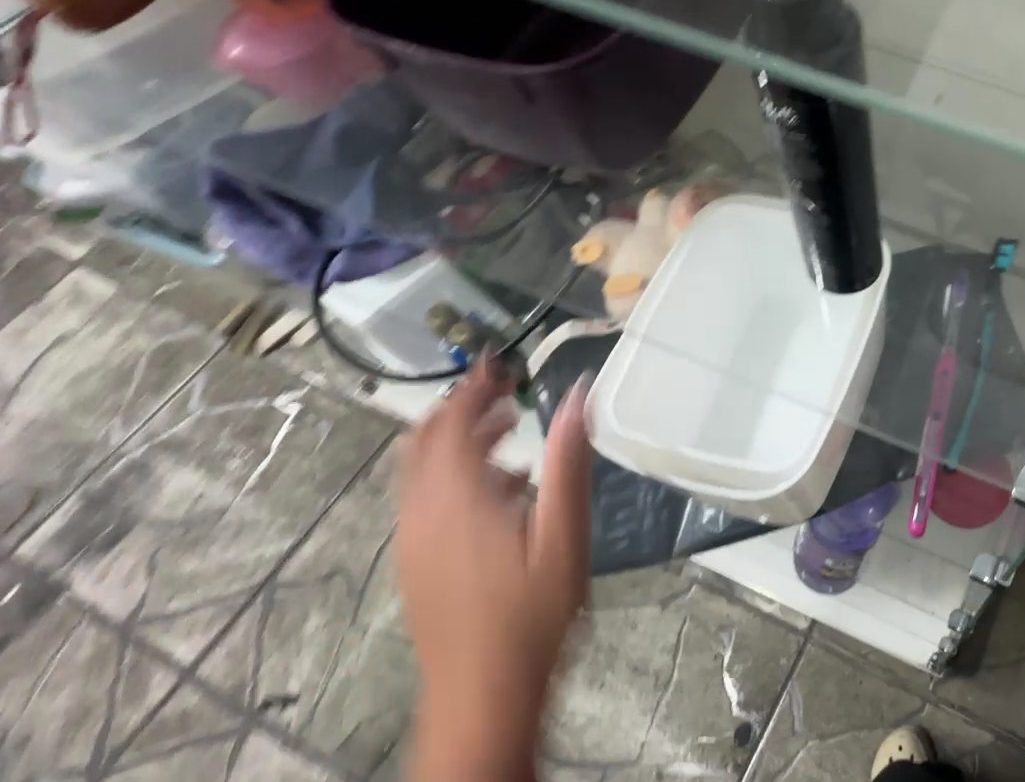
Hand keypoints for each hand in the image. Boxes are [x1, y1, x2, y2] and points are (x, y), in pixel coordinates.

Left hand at [397, 358, 593, 780]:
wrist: (482, 695)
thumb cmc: (532, 612)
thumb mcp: (564, 534)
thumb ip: (567, 462)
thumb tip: (578, 397)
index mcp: (457, 498)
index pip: (450, 422)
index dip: (473, 387)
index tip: (502, 363)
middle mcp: (423, 512)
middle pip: (422, 441)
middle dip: (460, 408)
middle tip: (506, 391)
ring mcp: (413, 539)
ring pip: (418, 469)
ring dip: (457, 440)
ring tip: (509, 431)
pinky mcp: (416, 562)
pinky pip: (423, 497)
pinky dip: (452, 473)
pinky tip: (500, 491)